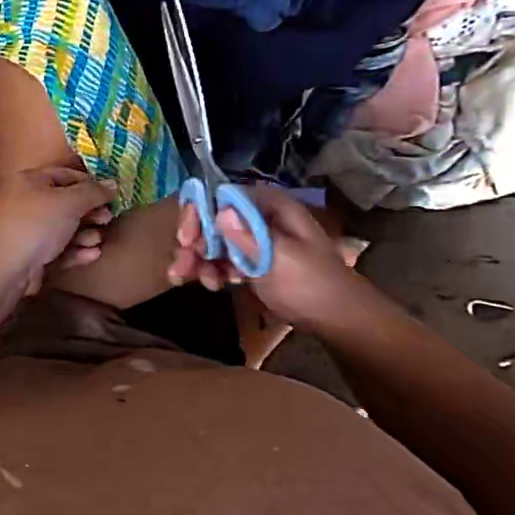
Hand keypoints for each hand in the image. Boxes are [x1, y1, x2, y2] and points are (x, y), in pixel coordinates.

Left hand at [0, 166, 116, 294]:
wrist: (10, 267)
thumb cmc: (39, 224)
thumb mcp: (70, 202)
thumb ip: (94, 192)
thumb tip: (114, 185)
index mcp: (31, 182)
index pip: (66, 175)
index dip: (90, 183)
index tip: (111, 194)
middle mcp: (29, 203)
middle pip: (68, 203)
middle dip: (91, 212)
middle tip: (108, 218)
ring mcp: (31, 231)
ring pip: (65, 228)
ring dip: (86, 233)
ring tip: (97, 239)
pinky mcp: (35, 255)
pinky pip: (61, 249)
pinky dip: (77, 251)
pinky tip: (92, 254)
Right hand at [166, 185, 362, 328]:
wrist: (335, 318)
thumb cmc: (313, 284)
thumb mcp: (282, 259)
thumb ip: (251, 237)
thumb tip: (221, 212)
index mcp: (271, 207)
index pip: (224, 196)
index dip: (200, 213)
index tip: (185, 238)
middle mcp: (260, 218)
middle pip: (214, 219)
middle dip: (194, 242)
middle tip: (179, 267)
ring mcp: (256, 242)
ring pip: (215, 242)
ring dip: (198, 259)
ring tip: (186, 281)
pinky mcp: (252, 264)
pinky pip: (223, 261)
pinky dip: (211, 270)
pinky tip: (210, 285)